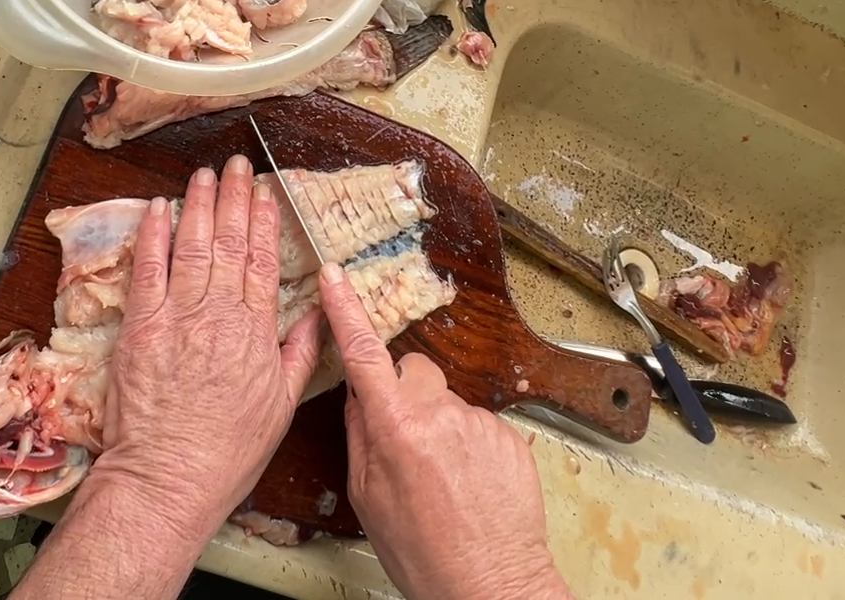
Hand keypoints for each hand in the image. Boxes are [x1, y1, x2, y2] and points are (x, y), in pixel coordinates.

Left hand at [13, 159, 321, 599]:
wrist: (168, 479)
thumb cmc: (227, 450)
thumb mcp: (281, 406)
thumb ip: (299, 352)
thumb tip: (317, 313)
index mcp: (255, 330)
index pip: (263, 261)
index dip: (264, 221)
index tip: (264, 191)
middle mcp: (219, 312)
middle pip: (230, 243)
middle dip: (234, 198)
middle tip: (236, 164)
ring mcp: (178, 315)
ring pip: (193, 245)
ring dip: (199, 205)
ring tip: (204, 174)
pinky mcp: (141, 324)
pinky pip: (148, 268)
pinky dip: (154, 235)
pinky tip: (159, 208)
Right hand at [318, 262, 572, 599]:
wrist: (495, 590)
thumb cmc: (426, 556)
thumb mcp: (368, 498)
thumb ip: (360, 434)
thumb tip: (358, 395)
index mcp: (396, 428)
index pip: (364, 352)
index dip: (345, 309)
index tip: (335, 277)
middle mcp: (439, 414)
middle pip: (412, 372)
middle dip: (404, 393)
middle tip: (407, 442)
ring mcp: (478, 422)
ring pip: (444, 400)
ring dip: (439, 425)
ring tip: (444, 477)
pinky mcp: (508, 435)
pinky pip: (476, 421)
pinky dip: (468, 443)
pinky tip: (470, 481)